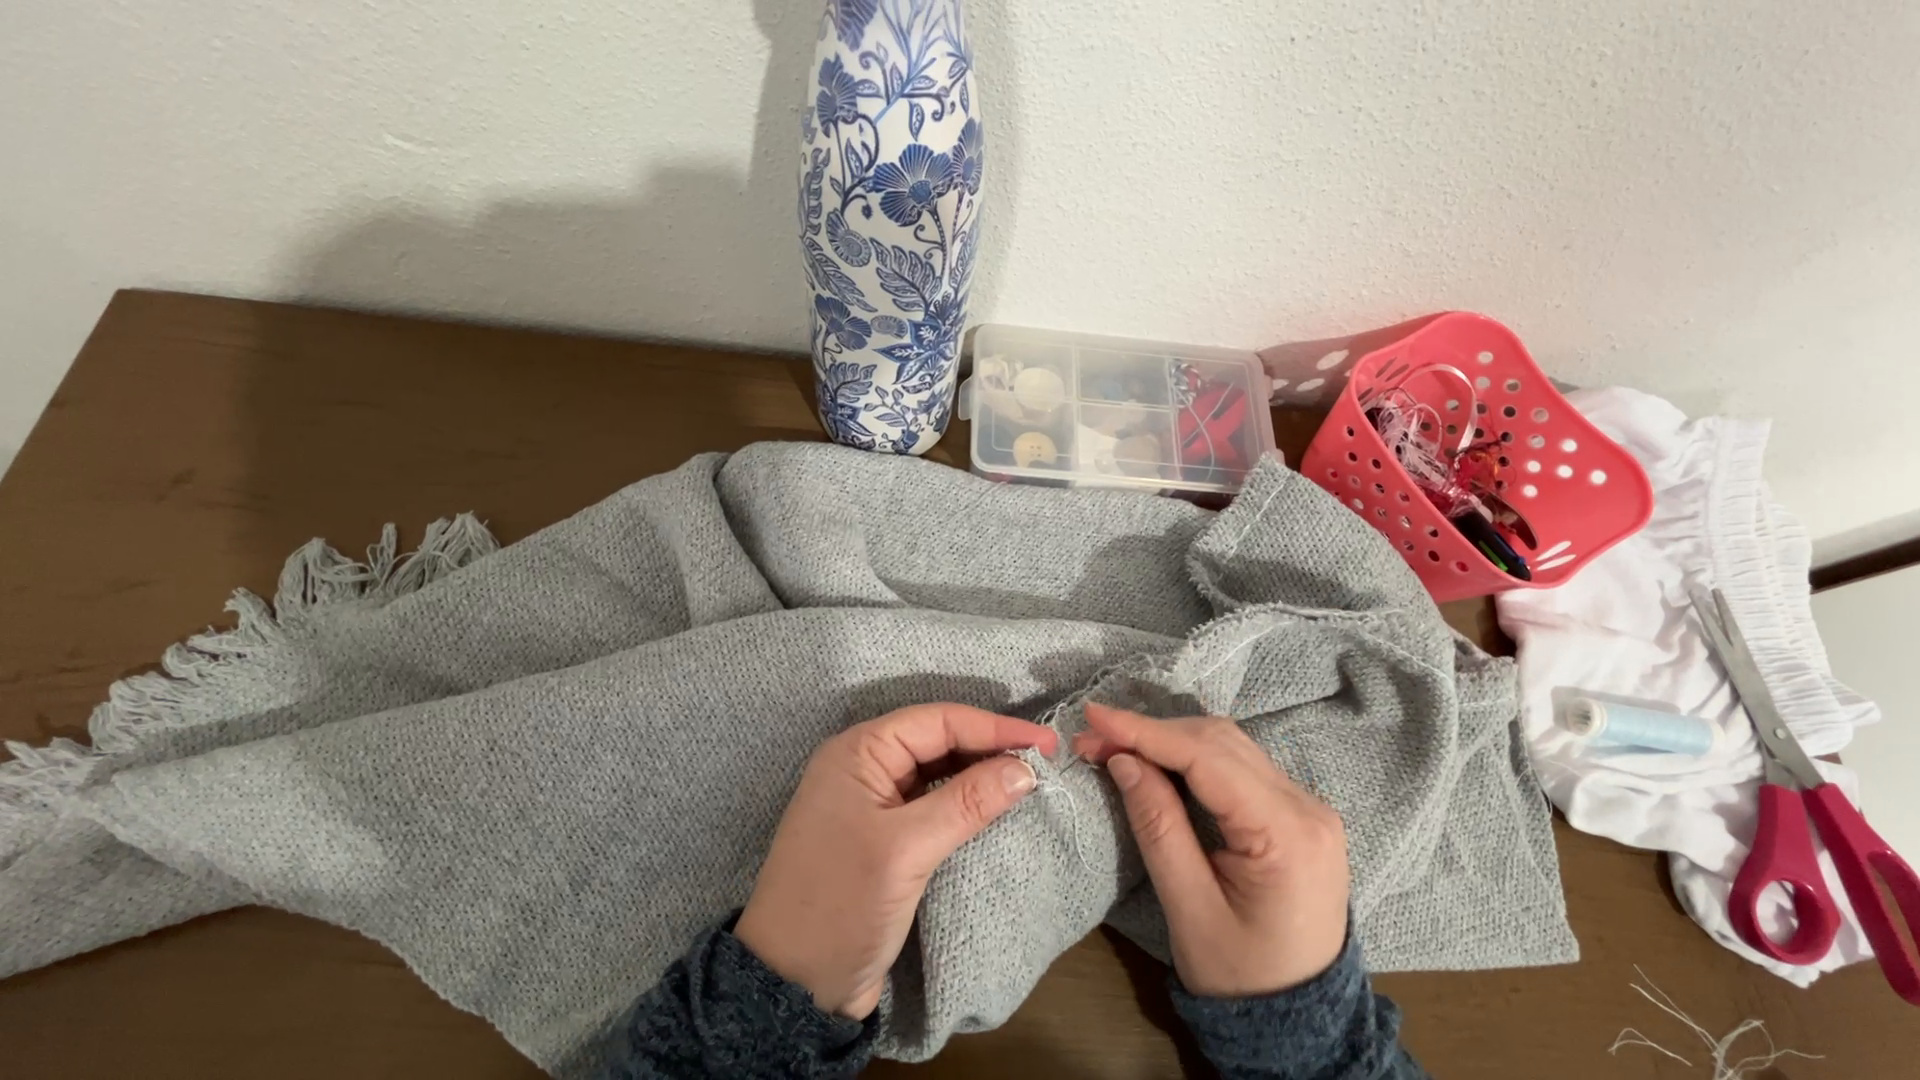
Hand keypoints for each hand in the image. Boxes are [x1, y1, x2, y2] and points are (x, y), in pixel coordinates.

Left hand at [734, 703, 1057, 1019]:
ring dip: (981, 774)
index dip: (995, 728)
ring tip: (1032, 780)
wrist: (791, 985)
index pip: (938, 722)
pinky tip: (998, 808)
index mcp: (859, 752)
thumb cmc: (840, 905)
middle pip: (939, 741)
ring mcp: (873, 803)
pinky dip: (966, 803)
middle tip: (1047, 761)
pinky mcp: (884, 838)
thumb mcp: (905, 849)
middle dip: (991, 747)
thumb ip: (966, 802)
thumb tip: (1025, 768)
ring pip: (938, 773)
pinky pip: (932, 805)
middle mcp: (865, 768)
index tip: (1047, 743)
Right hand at [1073, 703, 1350, 997]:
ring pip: (1230, 746)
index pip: (1207, 758)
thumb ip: (1158, 826)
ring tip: (1116, 746)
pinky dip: (1192, 756)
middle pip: (1220, 742)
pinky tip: (1157, 760)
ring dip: (1170, 739)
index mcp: (1287, 833)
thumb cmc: (1239, 975)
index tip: (1093, 715)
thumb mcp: (1188, 907)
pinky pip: (1240, 765)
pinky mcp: (1298, 812)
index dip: (1145, 731)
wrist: (1298, 1020)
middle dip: (1152, 732)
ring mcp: (1308, 806)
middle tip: (1094, 738)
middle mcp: (1307, 806)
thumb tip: (1123, 760)